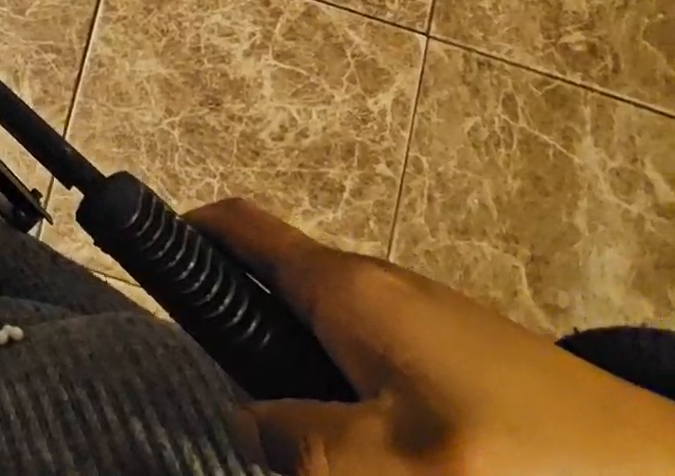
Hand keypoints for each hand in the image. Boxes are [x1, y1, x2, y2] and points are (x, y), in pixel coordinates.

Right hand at [187, 198, 674, 474]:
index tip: (144, 268)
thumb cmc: (530, 462)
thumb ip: (300, 443)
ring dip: (290, 370)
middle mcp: (372, 285)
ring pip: (315, 329)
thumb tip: (247, 424)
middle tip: (228, 397)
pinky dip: (340, 393)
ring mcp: (419, 318)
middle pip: (267, 283)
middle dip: (235, 328)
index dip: (178, 231)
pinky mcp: (458, 357)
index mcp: (341, 286)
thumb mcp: (397, 467)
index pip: (233, 224)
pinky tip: (372, 453)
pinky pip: (363, 359)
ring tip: (299, 439)